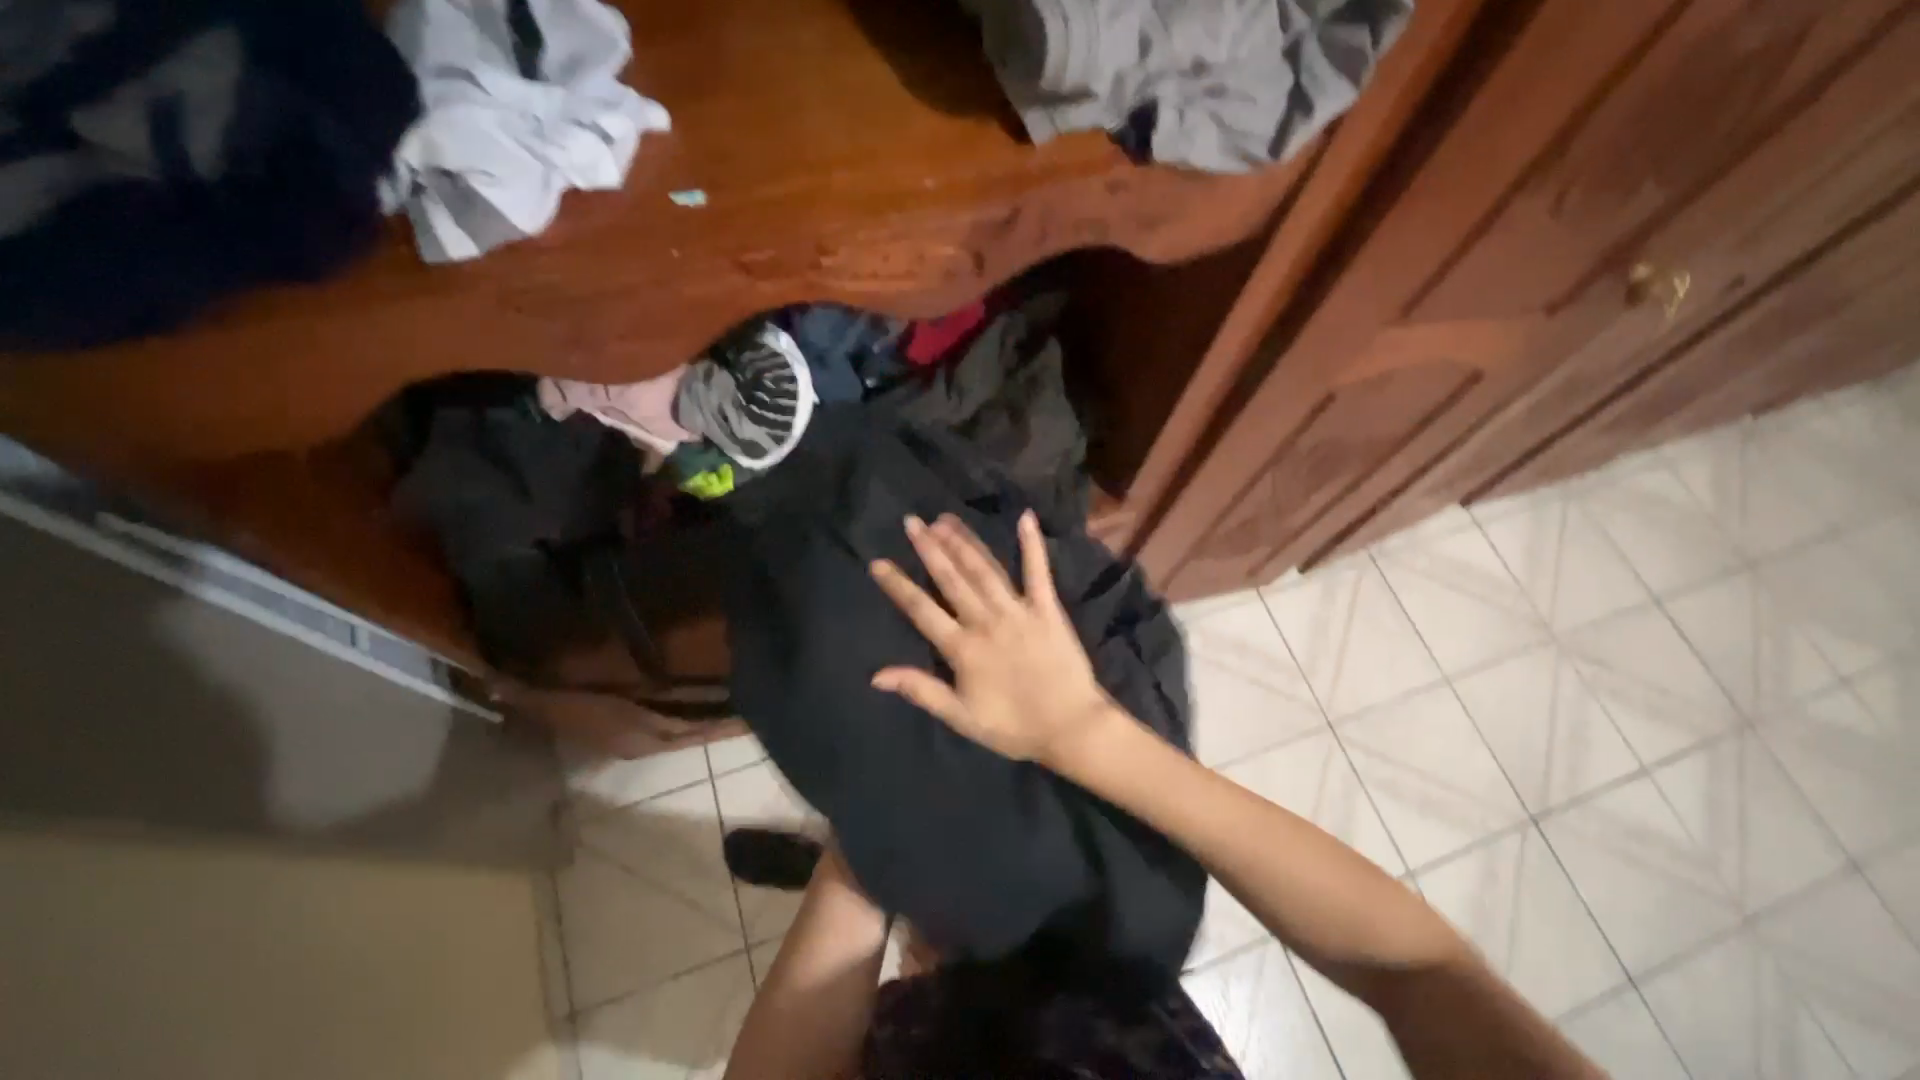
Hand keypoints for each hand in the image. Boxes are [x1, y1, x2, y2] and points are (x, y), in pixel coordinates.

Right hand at [867, 510, 1117, 766]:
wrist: (1071, 727)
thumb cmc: (1013, 728)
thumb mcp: (960, 717)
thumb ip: (921, 690)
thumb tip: (877, 675)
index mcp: (963, 648)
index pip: (922, 610)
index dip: (898, 585)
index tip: (878, 562)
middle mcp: (987, 621)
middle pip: (952, 579)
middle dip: (930, 548)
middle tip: (911, 521)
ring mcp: (1019, 611)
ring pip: (985, 569)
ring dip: (964, 542)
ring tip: (945, 519)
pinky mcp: (1048, 609)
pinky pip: (1038, 572)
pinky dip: (1032, 544)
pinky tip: (1025, 518)